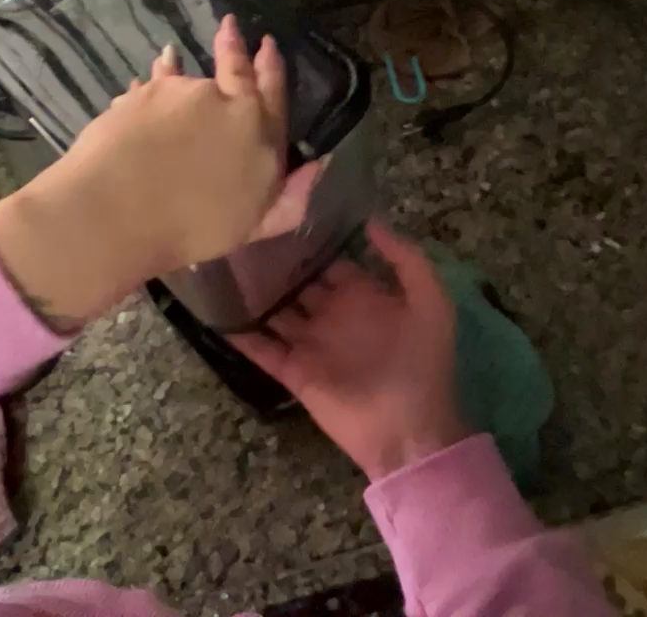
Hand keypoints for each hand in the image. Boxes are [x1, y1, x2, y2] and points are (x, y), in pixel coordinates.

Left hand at [0, 15, 310, 328]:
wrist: (117, 215)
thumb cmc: (188, 232)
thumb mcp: (252, 227)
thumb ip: (289, 200)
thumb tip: (318, 166)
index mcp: (263, 141)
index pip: (274, 95)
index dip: (271, 70)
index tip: (267, 45)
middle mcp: (234, 108)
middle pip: (238, 69)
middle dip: (235, 46)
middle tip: (230, 27)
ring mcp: (191, 93)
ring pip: (188, 78)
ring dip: (180, 71)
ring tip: (169, 59)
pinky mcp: (152, 89)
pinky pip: (155, 83)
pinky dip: (150, 86)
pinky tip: (139, 84)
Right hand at [231, 221, 471, 480]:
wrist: (410, 431)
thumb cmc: (423, 362)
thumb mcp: (431, 301)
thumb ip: (405, 258)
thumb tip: (370, 219)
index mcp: (362, 296)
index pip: (331, 261)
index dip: (312, 242)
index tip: (285, 214)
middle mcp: (332, 314)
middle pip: (298, 282)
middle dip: (276, 262)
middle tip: (244, 232)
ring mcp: (311, 343)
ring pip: (275, 310)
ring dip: (253, 292)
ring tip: (222, 263)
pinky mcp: (294, 371)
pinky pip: (262, 348)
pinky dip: (240, 332)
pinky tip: (215, 308)